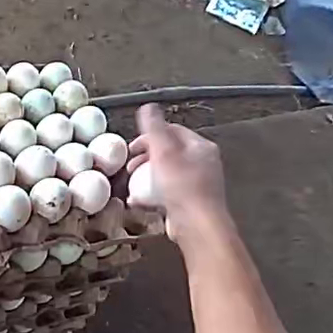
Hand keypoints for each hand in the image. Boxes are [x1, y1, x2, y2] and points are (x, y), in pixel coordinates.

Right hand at [127, 104, 230, 248]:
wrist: (196, 225)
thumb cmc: (183, 188)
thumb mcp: (164, 152)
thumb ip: (154, 129)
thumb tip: (147, 108)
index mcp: (200, 146)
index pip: (172, 131)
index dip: (149, 137)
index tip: (132, 147)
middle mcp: (202, 163)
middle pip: (169, 152)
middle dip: (145, 158)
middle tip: (130, 165)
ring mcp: (196, 183)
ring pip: (165, 173)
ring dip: (145, 178)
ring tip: (132, 183)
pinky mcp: (188, 202)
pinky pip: (166, 193)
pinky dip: (151, 194)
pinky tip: (138, 201)